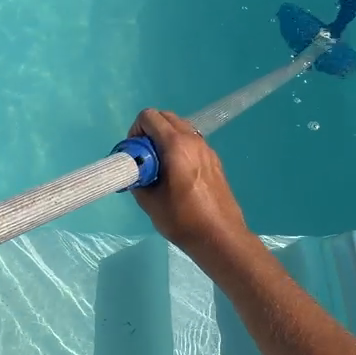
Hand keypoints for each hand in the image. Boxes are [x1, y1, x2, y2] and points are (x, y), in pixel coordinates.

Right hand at [127, 108, 250, 257]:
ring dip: (165, 138)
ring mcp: (207, 149)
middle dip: (149, 132)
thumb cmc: (183, 219)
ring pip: (180, 128)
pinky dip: (179, 147)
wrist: (220, 237)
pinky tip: (178, 175)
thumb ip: (137, 179)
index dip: (135, 131)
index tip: (135, 154)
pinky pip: (192, 142)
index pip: (149, 117)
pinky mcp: (215, 160)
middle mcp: (193, 140)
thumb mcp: (149, 201)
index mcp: (175, 145)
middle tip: (145, 157)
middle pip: (165, 117)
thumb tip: (135, 172)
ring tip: (161, 166)